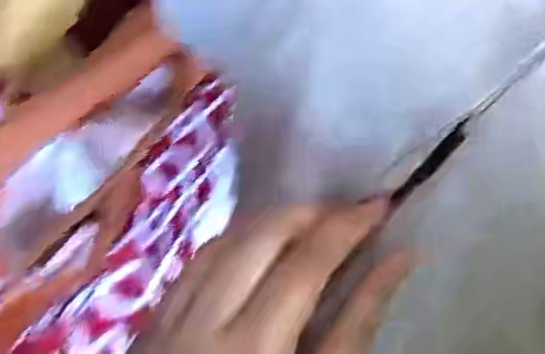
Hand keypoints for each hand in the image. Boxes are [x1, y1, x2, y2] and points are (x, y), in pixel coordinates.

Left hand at [137, 202, 413, 353]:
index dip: (351, 223)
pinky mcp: (143, 338)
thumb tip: (401, 255)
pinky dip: (234, 247)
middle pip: (263, 237)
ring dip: (273, 225)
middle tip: (351, 216)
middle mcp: (199, 330)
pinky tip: (260, 255)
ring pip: (223, 243)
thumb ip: (358, 320)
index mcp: (251, 348)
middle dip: (315, 213)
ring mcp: (162, 333)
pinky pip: (192, 270)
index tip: (385, 205)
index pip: (308, 260)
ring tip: (310, 229)